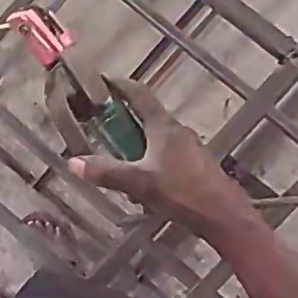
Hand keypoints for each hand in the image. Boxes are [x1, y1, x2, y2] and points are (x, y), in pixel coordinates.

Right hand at [68, 78, 262, 244]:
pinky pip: (168, 155)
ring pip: (157, 138)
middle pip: (148, 117)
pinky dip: (151, 161)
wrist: (224, 217)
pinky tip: (145, 184)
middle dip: (125, 121)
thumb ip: (107, 172)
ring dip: (138, 145)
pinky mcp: (197, 166)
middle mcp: (178, 131)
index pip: (140, 95)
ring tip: (121, 162)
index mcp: (164, 127)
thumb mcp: (139, 183)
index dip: (121, 85)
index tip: (103, 81)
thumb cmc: (183, 192)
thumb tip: (73, 162)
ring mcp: (191, 148)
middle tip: (103, 127)